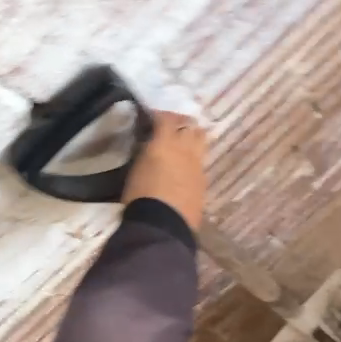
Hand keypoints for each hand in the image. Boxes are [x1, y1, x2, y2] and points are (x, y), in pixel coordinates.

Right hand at [124, 111, 206, 229]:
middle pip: (190, 125)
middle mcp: (185, 149)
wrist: (161, 226)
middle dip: (181, 122)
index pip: (166, 118)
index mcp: (165, 142)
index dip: (159, 115)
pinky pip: (201, 163)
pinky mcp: (203, 183)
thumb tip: (151, 144)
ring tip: (183, 143)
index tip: (152, 118)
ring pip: (201, 141)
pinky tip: (186, 167)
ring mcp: (198, 166)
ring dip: (193, 137)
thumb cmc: (140, 197)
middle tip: (171, 128)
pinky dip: (194, 159)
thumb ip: (147, 151)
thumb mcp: (136, 168)